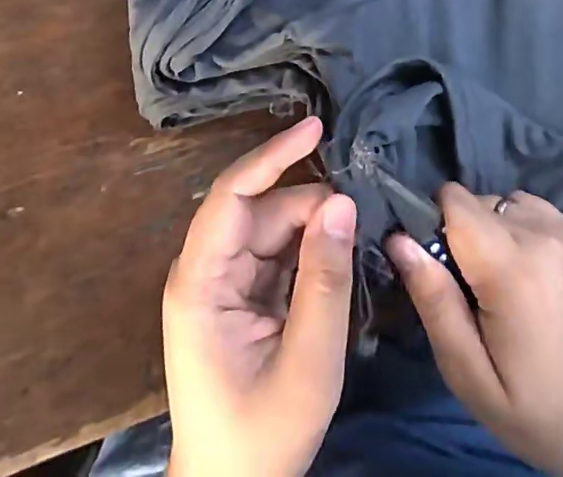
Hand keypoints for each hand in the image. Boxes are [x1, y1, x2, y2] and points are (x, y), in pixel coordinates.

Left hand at [163, 116, 356, 476]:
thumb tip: (342, 202)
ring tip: (355, 239)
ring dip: (314, 228)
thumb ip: (325, 279)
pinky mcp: (242, 295)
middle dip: (311, 205)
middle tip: (362, 214)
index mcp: (201, 282)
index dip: (273, 155)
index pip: (232, 195)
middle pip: (261, 210)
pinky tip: (339, 253)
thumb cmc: (262, 435)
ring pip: (274, 229)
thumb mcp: (307, 362)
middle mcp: (206, 271)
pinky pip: (280, 253)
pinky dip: (310, 250)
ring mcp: (223, 282)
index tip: (317, 126)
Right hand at [388, 186, 562, 476]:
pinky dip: (516, 227)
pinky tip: (525, 271)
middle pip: (476, 201)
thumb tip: (399, 239)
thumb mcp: (465, 371)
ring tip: (497, 280)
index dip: (433, 223)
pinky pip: (530, 210)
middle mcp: (544, 236)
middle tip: (468, 289)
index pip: (454, 200)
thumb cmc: (529, 408)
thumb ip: (433, 298)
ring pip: (502, 202)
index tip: (435, 266)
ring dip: (489, 229)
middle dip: (460, 233)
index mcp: (513, 269)